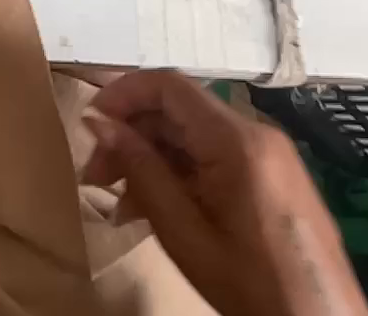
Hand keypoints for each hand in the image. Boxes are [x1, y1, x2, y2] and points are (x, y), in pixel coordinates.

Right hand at [83, 70, 367, 315]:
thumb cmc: (251, 284)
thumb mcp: (181, 230)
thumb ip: (139, 167)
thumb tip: (97, 120)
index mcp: (237, 141)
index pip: (167, 84)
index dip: (121, 92)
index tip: (91, 124)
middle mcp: (257, 134)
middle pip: (176, 110)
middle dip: (130, 134)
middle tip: (97, 175)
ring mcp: (271, 156)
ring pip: (191, 134)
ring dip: (150, 157)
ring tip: (122, 201)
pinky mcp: (276, 178)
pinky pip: (214, 155)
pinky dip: (180, 171)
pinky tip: (158, 207)